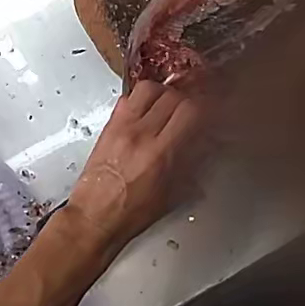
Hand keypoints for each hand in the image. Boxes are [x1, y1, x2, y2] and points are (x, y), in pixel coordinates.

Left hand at [66, 81, 202, 247]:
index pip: (191, 111)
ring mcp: (122, 128)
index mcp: (160, 153)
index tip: (210, 113)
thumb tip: (207, 147)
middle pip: (172, 96)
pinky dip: (140, 100)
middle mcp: (140, 135)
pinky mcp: (108, 127)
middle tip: (191, 112)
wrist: (95, 216)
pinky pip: (127, 100)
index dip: (205, 108)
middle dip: (188, 101)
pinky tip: (145, 113)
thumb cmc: (130, 213)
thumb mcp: (173, 194)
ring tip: (167, 107)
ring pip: (148, 89)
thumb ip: (193, 166)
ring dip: (163, 94)